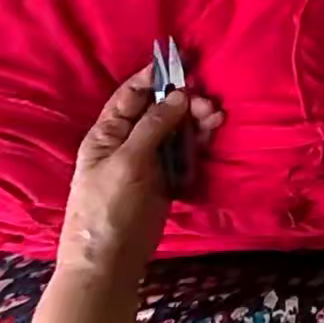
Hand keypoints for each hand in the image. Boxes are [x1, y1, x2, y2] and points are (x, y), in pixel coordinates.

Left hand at [59, 65, 223, 281]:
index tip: (181, 60)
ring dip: (196, 120)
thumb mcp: (126, 162)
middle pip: (160, 110)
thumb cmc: (107, 208)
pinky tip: (210, 135)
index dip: (154, 76)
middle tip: (207, 103)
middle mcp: (129, 141)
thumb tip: (178, 95)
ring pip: (177, 130)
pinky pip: (185, 152)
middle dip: (184, 101)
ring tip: (216, 117)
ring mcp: (149, 160)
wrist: (110, 261)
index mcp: (108, 133)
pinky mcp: (165, 178)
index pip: (131, 94)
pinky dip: (198, 141)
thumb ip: (152, 126)